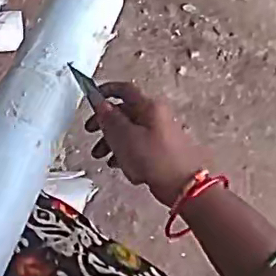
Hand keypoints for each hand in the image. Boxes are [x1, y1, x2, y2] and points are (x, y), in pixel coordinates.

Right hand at [85, 81, 204, 204]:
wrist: (182, 186)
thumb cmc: (156, 159)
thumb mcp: (123, 136)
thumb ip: (109, 118)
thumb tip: (100, 105)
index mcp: (149, 107)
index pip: (124, 89)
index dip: (105, 91)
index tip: (93, 97)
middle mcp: (156, 116)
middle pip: (124, 112)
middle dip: (105, 123)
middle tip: (92, 130)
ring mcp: (160, 133)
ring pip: (129, 130)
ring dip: (111, 140)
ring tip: (101, 154)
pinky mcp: (162, 149)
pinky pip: (138, 144)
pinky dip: (124, 151)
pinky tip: (118, 163)